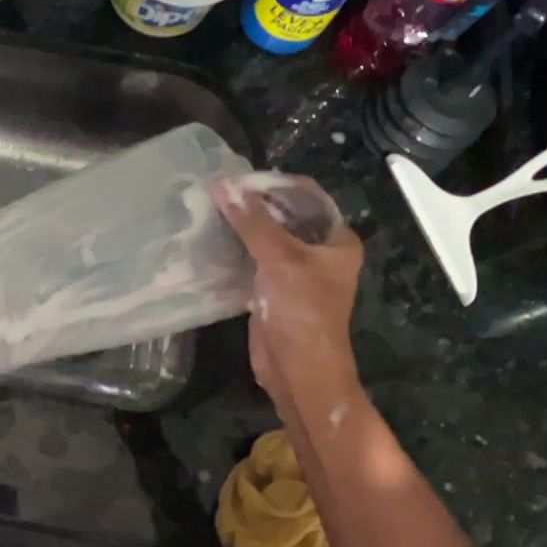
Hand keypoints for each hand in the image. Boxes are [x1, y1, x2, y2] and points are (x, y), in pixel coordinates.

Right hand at [213, 174, 363, 412]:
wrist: (299, 370)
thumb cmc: (303, 310)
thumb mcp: (279, 258)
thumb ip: (251, 221)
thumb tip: (222, 184)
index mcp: (337, 240)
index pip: (306, 196)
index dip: (274, 184)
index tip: (238, 176)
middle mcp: (320, 252)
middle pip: (285, 216)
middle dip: (254, 204)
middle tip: (217, 190)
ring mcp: (296, 272)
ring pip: (267, 238)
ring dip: (242, 227)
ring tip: (209, 209)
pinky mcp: (272, 290)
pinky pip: (253, 260)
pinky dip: (235, 249)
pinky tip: (211, 238)